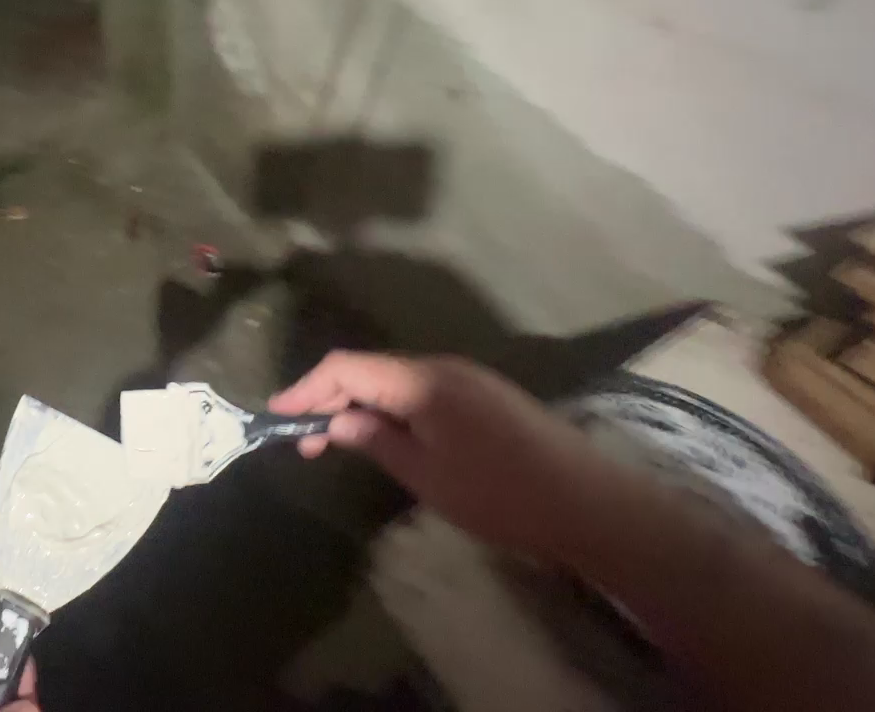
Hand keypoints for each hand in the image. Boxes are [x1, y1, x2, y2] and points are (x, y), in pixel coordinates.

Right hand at [269, 351, 635, 562]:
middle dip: (329, 399)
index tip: (277, 412)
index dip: (306, 387)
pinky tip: (385, 435)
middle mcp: (439, 367)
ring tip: (338, 441)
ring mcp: (464, 378)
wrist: (596, 508)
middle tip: (304, 440)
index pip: (345, 367)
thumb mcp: (427, 476)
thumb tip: (336, 424)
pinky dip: (389, 408)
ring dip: (359, 405)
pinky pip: (417, 390)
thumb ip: (375, 441)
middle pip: (366, 369)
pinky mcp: (482, 395)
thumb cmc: (502, 495)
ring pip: (391, 380)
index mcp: (421, 380)